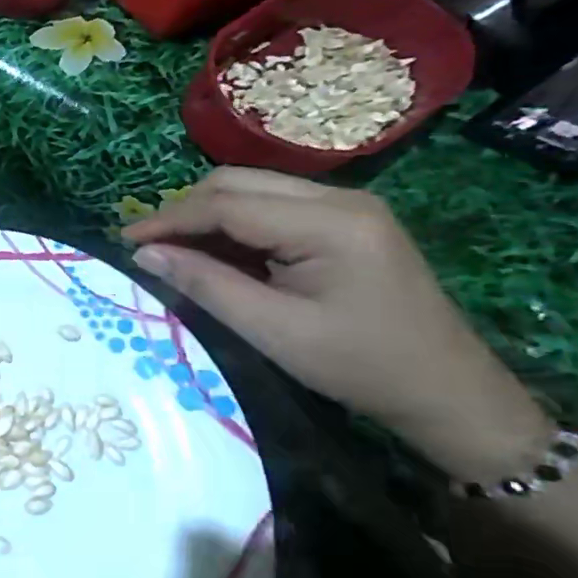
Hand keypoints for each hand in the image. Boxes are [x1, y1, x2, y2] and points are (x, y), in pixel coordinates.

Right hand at [122, 167, 553, 477]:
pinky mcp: (345, 220)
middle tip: (149, 246)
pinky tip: (217, 252)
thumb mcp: (273, 331)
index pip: (227, 204)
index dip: (170, 219)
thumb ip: (205, 284)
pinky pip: (272, 205)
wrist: (451, 394)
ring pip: (251, 188)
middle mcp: (340, 198)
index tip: (126, 241)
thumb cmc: (361, 366)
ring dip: (207, 214)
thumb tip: (144, 253)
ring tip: (176, 250)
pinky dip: (234, 223)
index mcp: (331, 223)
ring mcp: (346, 205)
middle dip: (185, 211)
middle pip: (237, 183)